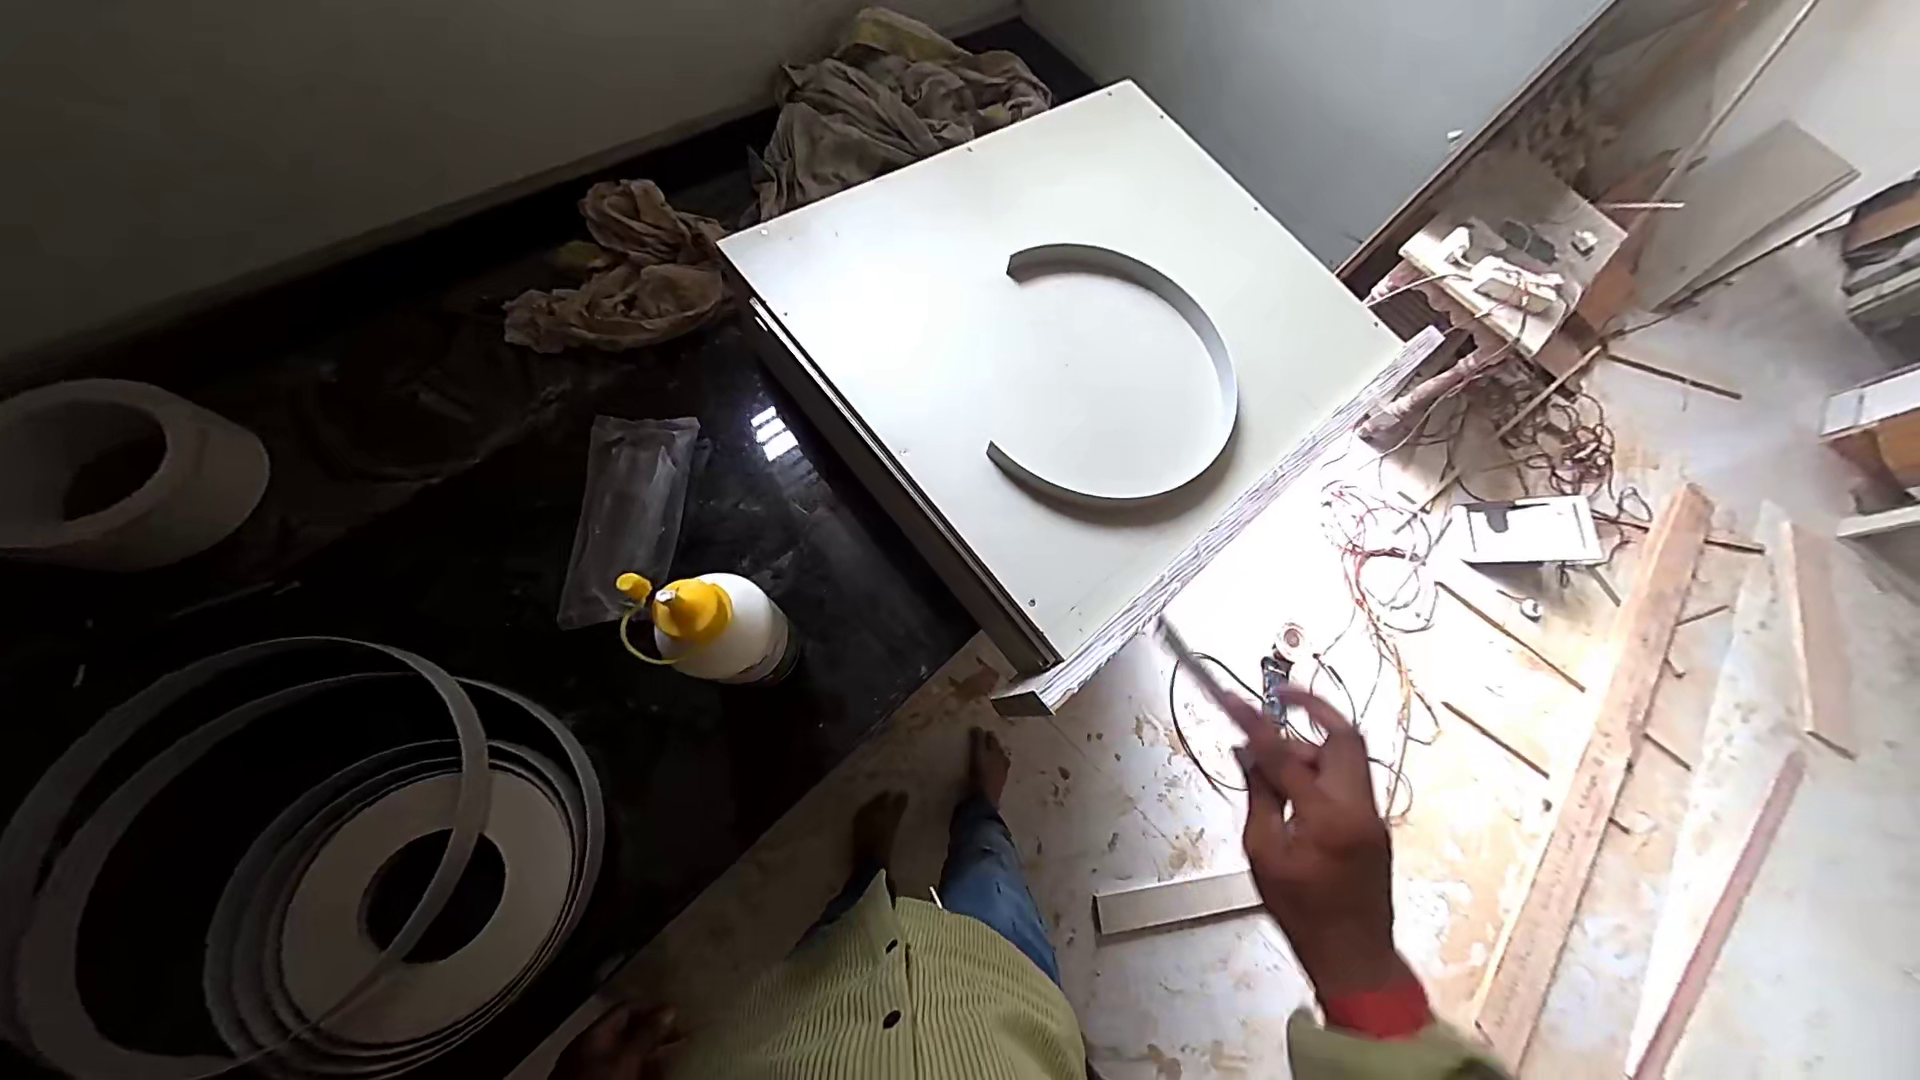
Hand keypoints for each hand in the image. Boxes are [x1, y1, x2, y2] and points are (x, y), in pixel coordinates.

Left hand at [552, 1003, 681, 1079]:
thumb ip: (647, 1032)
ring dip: (653, 1057)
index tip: (677, 1015)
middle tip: (680, 1036)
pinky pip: (627, 1075)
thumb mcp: (625, 1059)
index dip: (652, 1008)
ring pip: (629, 1059)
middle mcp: (590, 1056)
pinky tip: (663, 1074)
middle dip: (655, 1034)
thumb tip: (670, 1009)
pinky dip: (645, 1074)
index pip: (626, 1010)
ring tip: (676, 1057)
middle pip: (628, 1035)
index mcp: (590, 1039)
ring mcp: (594, 1078)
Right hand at [1232, 687, 1411, 1003]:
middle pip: (1345, 736)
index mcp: (1326, 818)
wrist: (1355, 957)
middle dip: (1313, 709)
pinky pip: (1345, 778)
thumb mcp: (1263, 851)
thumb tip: (1247, 752)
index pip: (1283, 753)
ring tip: (1272, 765)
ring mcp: (1373, 814)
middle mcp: (1358, 808)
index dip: (1253, 721)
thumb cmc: (1301, 911)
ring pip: (1346, 755)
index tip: (1230, 696)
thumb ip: (1258, 794)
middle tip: (1279, 698)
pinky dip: (1317, 768)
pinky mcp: (1374, 822)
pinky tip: (1290, 785)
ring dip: (1309, 746)